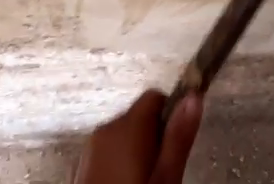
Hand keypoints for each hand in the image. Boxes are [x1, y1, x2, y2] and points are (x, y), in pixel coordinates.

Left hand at [75, 90, 205, 183]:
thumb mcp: (166, 179)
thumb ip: (179, 137)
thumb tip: (193, 97)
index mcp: (126, 127)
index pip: (154, 98)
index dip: (171, 114)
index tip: (178, 143)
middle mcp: (104, 130)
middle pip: (138, 118)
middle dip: (154, 139)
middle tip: (164, 173)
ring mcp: (88, 151)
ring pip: (123, 138)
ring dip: (137, 153)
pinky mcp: (80, 169)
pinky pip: (107, 155)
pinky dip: (119, 166)